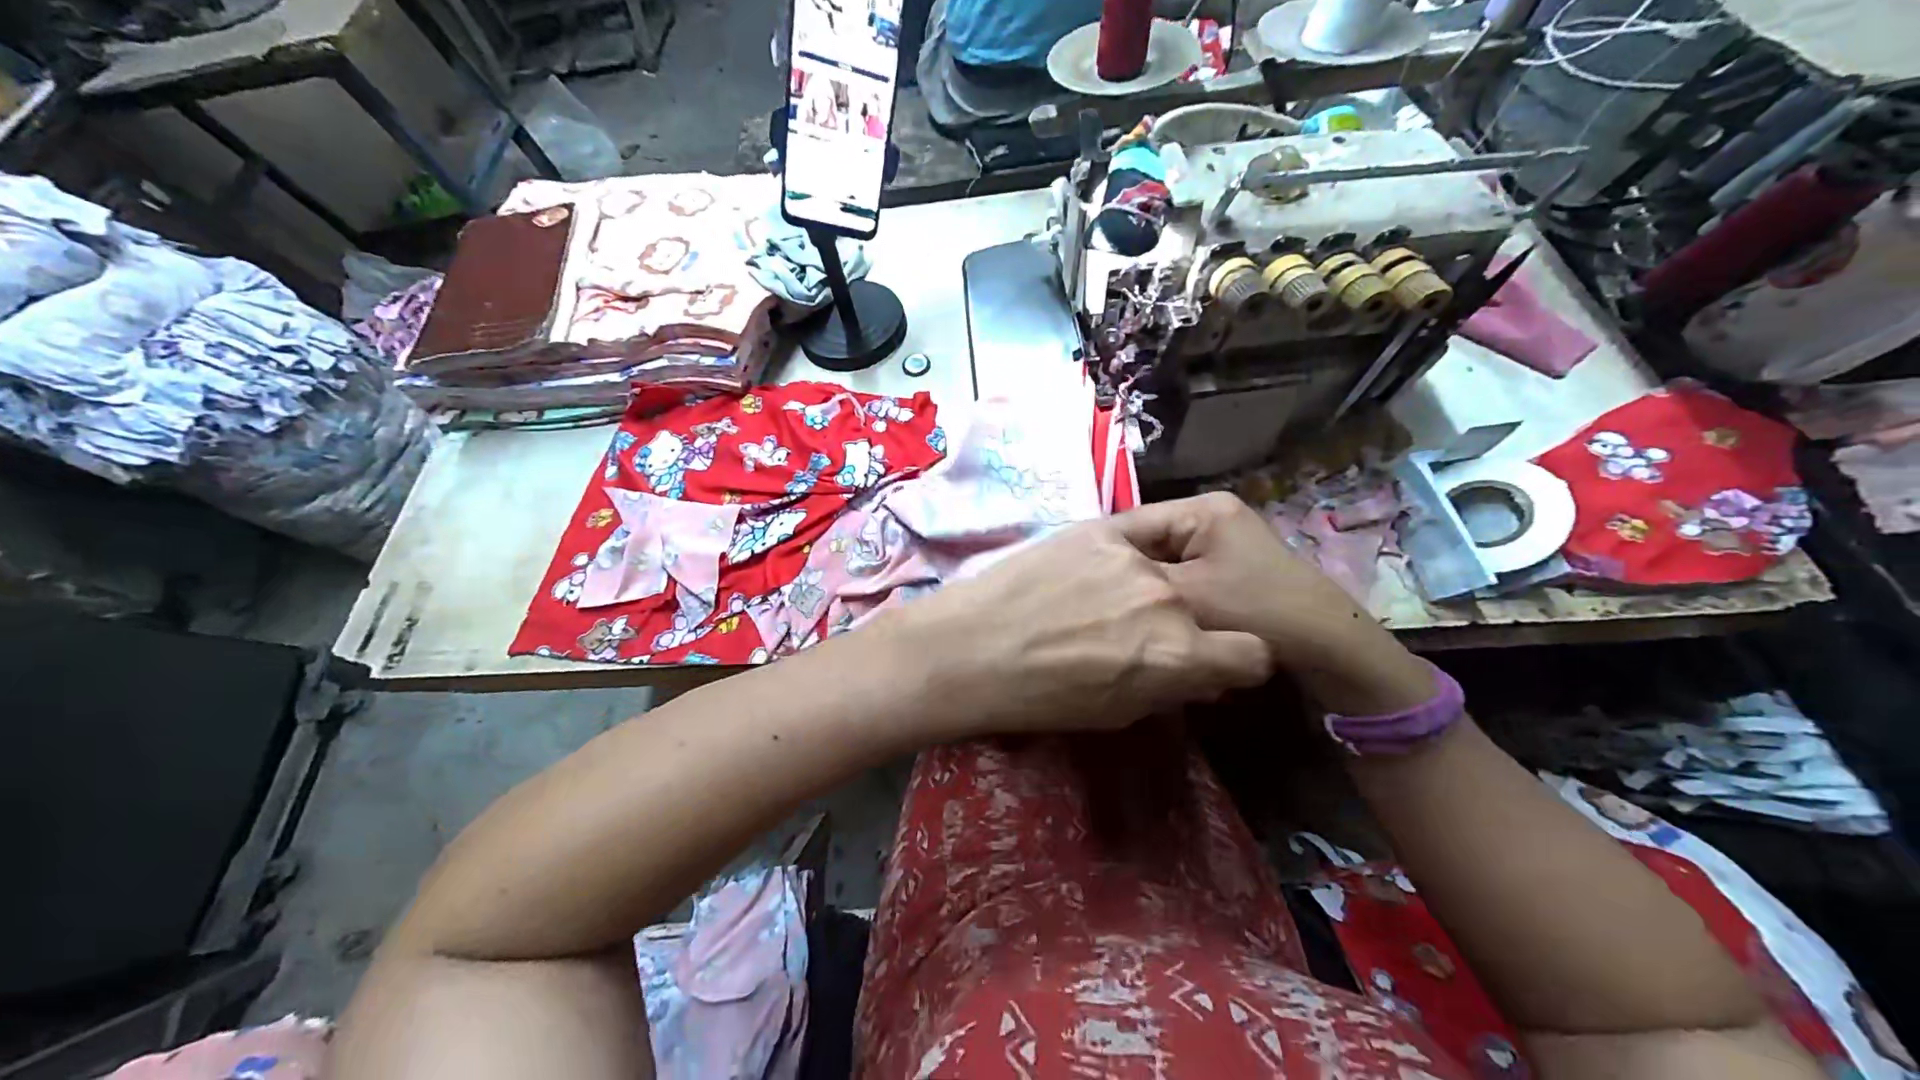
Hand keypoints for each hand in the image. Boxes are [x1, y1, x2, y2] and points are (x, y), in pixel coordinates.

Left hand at [877, 517, 1275, 738]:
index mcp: (1178, 656)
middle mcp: (1168, 600)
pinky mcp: (1099, 528)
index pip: (1253, 653)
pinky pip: (1140, 534)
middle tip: (1149, 627)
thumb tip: (1201, 673)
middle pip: (1213, 605)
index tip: (1212, 662)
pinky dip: (1128, 552)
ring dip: (1157, 584)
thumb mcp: (1116, 711)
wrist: (966, 651)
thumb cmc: (1036, 697)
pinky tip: (1093, 564)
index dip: (1235, 660)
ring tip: (1106, 594)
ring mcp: (1133, 557)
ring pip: (1175, 568)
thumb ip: (1170, 687)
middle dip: (1193, 621)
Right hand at [1116, 493, 1435, 714]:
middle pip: (1149, 547)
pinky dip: (1171, 607)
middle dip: (1130, 581)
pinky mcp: (1231, 574)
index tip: (1077, 590)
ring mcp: (1224, 546)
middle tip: (1103, 611)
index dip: (1103, 558)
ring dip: (1150, 598)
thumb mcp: (1184, 596)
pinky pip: (1183, 586)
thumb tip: (1092, 582)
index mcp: (1203, 509)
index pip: (1132, 523)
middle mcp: (1214, 519)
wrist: (1327, 649)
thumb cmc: (1254, 610)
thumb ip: (1134, 585)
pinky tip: (1158, 630)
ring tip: (1127, 623)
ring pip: (1164, 571)